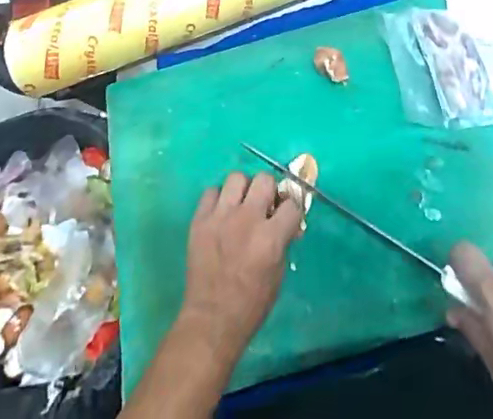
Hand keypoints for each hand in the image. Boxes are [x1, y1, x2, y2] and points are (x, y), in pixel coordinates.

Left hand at [177, 172, 303, 351]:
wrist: (213, 316)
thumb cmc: (252, 303)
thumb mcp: (277, 274)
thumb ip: (283, 242)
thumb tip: (289, 223)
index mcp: (270, 237)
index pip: (292, 203)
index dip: (292, 208)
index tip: (288, 213)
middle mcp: (246, 219)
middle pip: (264, 179)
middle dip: (269, 190)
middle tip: (265, 204)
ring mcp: (220, 215)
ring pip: (236, 177)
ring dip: (244, 189)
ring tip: (242, 204)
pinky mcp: (200, 218)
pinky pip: (211, 191)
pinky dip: (219, 198)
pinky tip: (221, 213)